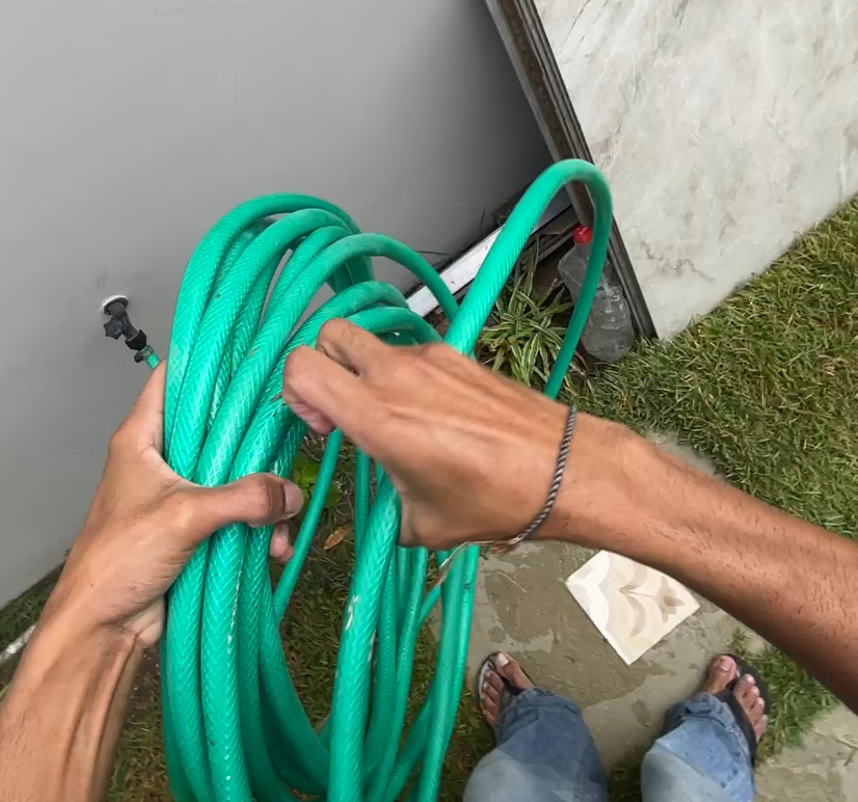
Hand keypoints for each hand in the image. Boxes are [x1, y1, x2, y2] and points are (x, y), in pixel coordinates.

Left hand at [44, 363, 304, 645]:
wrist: (102, 629)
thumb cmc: (117, 560)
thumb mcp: (183, 516)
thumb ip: (241, 498)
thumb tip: (289, 493)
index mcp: (142, 439)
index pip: (172, 380)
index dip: (205, 363)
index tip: (245, 355)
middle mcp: (161, 460)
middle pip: (215, 428)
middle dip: (252, 442)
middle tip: (285, 441)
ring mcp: (179, 494)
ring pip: (232, 475)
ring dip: (261, 498)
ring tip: (280, 523)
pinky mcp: (193, 529)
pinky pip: (235, 516)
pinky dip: (257, 529)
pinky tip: (274, 549)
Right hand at [281, 319, 616, 548]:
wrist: (561, 468)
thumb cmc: (496, 498)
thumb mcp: (422, 522)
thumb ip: (383, 505)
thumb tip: (383, 500)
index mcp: (378, 415)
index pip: (302, 366)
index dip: (295, 391)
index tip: (320, 423)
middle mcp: (397, 375)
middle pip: (331, 334)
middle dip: (325, 366)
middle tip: (343, 406)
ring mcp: (429, 358)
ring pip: (373, 342)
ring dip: (366, 370)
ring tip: (392, 414)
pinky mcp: (455, 354)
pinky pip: (410, 353)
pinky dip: (404, 375)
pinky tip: (430, 412)